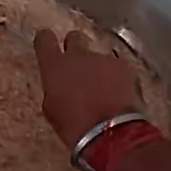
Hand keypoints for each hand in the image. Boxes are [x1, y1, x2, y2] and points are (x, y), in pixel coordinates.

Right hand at [32, 29, 142, 144]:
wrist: (111, 133)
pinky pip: (117, 69)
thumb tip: (61, 86)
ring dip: (98, 71)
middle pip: (74, 37)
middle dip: (75, 49)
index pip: (44, 39)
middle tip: (78, 69)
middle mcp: (79, 56)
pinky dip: (117, 80)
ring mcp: (105, 59)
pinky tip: (119, 98)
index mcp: (55, 66)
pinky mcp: (125, 68)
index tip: (47, 47)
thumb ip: (55, 89)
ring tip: (104, 94)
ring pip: (98, 58)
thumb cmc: (74, 126)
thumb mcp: (52, 110)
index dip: (45, 41)